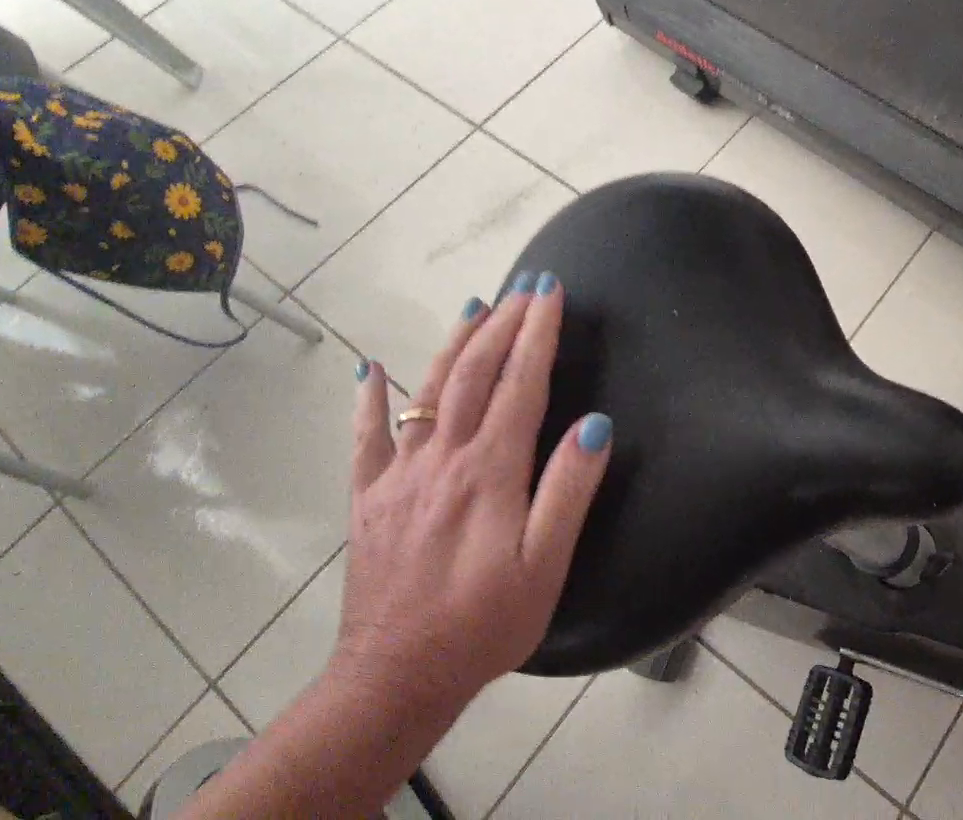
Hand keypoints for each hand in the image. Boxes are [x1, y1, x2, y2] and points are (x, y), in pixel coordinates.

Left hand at [335, 273, 611, 706]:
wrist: (395, 675)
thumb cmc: (485, 622)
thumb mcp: (545, 564)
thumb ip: (569, 490)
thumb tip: (595, 424)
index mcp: (489, 471)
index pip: (519, 385)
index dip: (537, 334)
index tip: (551, 292)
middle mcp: (441, 459)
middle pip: (474, 375)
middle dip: (503, 324)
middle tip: (525, 286)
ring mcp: (399, 476)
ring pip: (428, 393)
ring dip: (453, 344)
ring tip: (475, 306)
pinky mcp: (370, 498)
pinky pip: (366, 438)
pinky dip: (369, 398)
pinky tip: (369, 368)